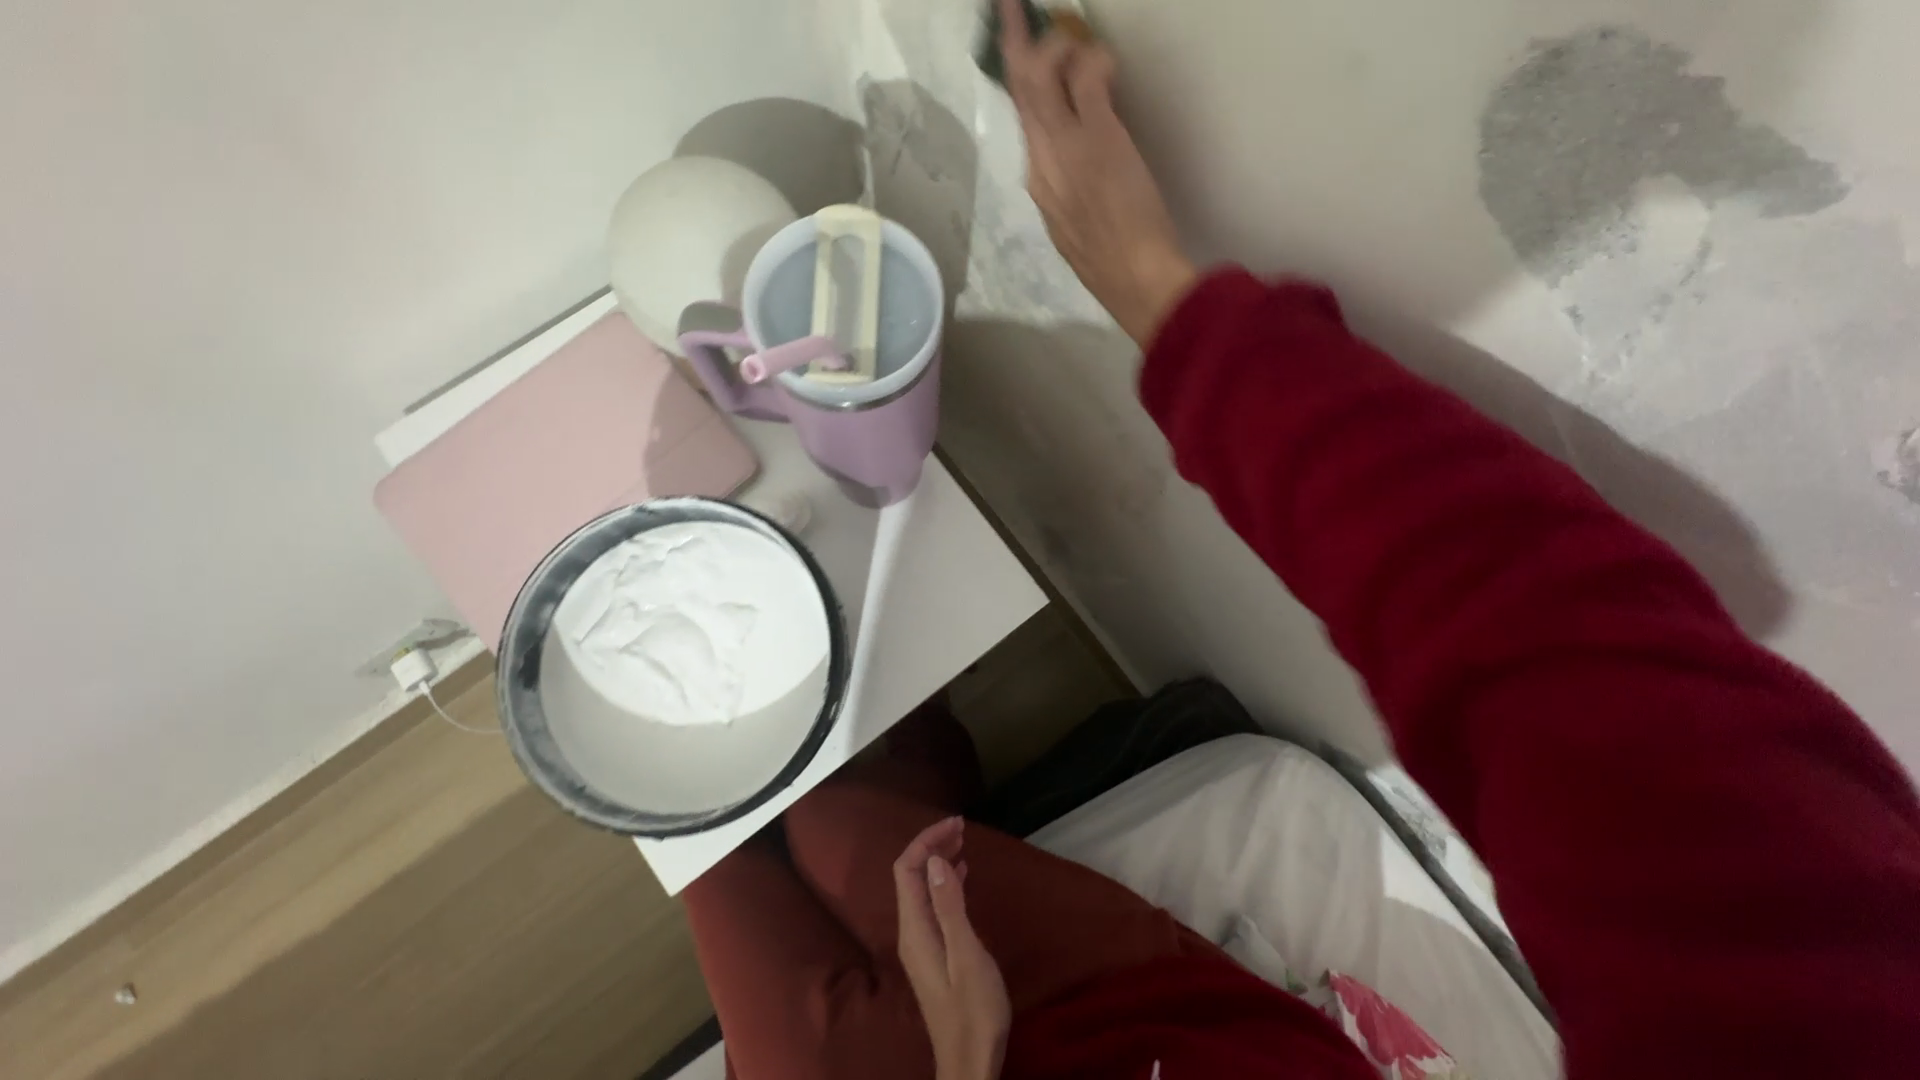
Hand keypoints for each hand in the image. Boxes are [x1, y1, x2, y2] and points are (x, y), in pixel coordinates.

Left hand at [894, 817, 1009, 1079]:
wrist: (970, 1061)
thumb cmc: (974, 1009)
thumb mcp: (967, 955)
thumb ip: (949, 907)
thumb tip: (933, 860)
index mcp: (915, 929)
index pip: (907, 869)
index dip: (926, 840)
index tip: (956, 824)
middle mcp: (911, 932)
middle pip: (910, 876)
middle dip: (931, 845)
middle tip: (962, 827)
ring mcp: (921, 944)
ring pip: (921, 889)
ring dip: (938, 861)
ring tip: (963, 841)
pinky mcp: (934, 953)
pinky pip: (932, 905)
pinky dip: (945, 882)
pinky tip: (961, 875)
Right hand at [997, 0, 1196, 345]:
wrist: (1133, 278)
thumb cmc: (1109, 265)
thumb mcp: (1072, 229)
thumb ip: (1066, 191)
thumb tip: (1073, 169)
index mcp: (1037, 183)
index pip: (1022, 118)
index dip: (1016, 79)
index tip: (1013, 47)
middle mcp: (1041, 160)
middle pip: (1020, 87)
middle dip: (1017, 39)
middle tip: (1016, 5)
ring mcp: (1066, 144)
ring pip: (1043, 74)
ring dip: (1056, 46)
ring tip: (1074, 42)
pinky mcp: (1097, 134)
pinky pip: (1087, 76)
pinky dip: (1093, 60)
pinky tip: (1105, 66)